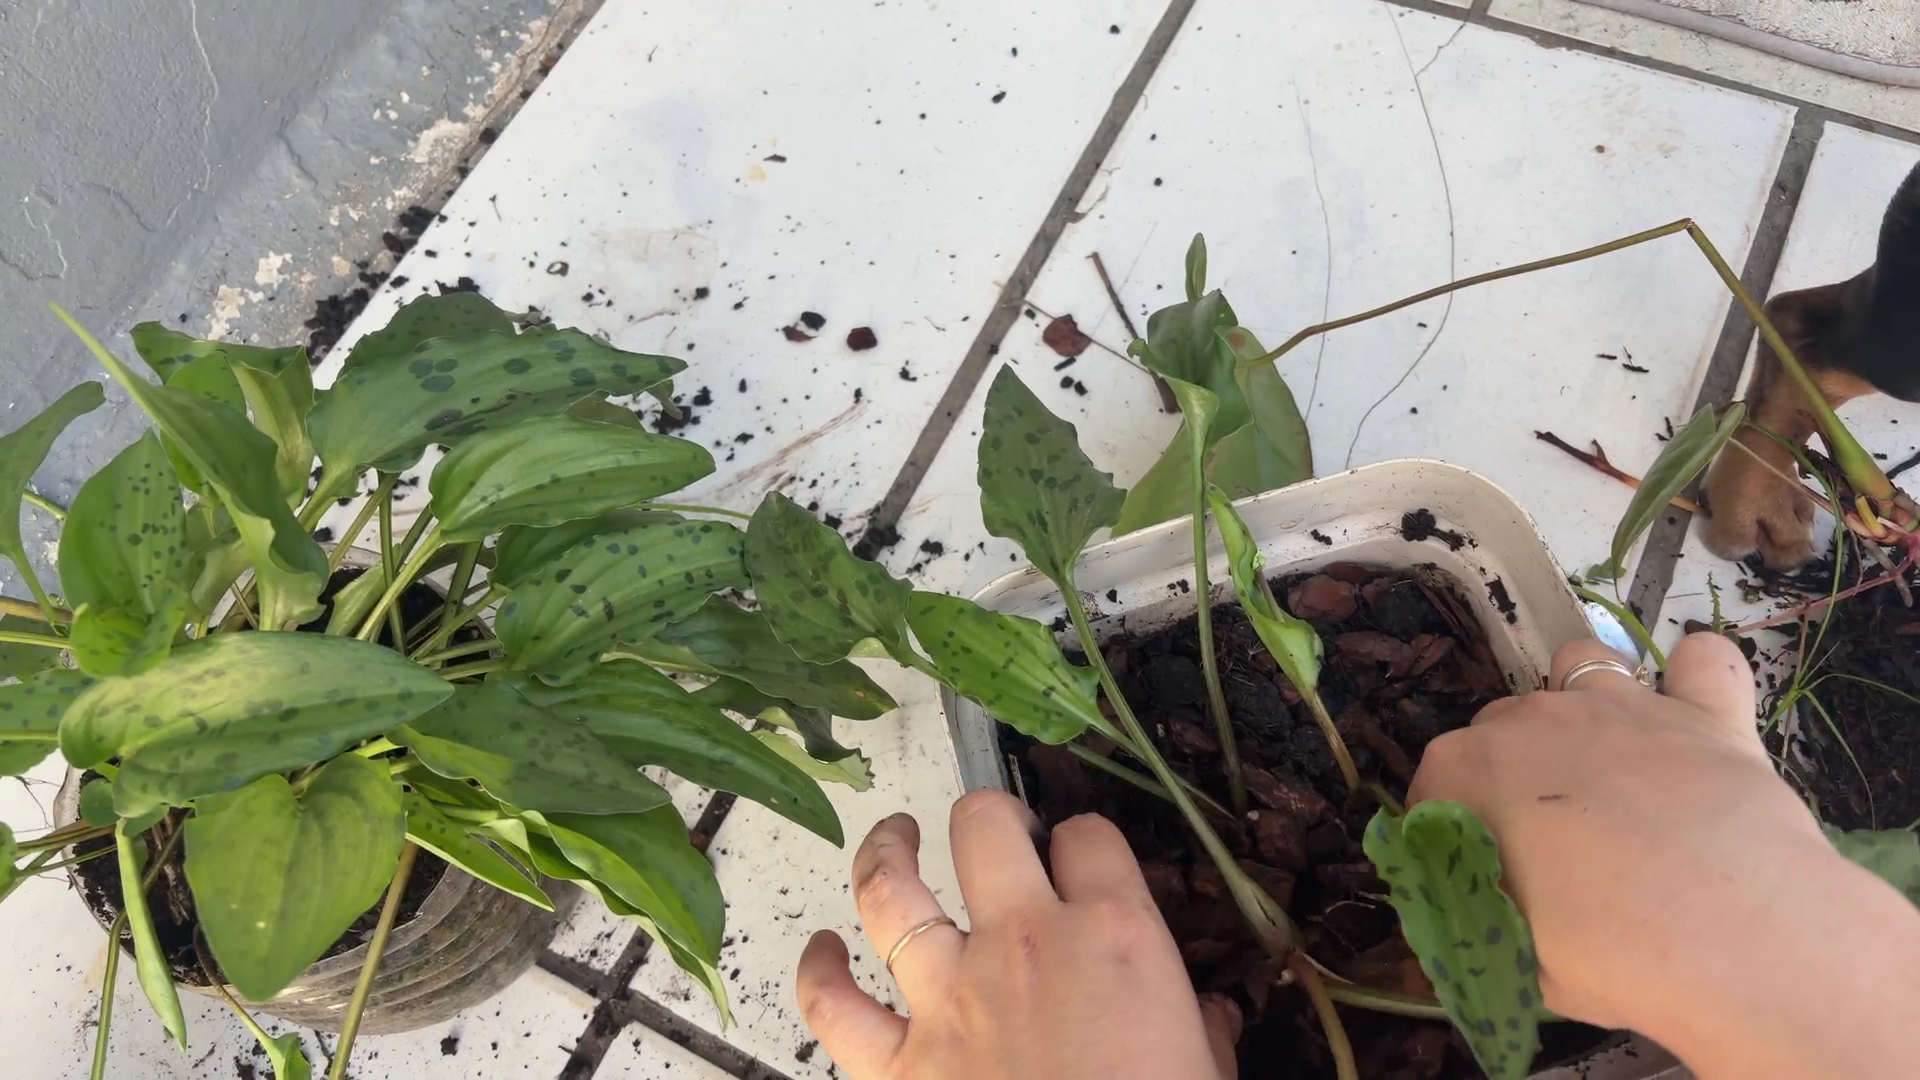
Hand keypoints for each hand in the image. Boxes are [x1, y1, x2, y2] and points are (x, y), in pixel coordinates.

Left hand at [796, 791, 1239, 1079]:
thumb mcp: (1207, 1079)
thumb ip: (1204, 1036)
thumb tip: (1212, 1017)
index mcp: (1112, 936)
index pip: (1090, 836)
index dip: (1085, 842)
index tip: (1083, 863)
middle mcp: (1023, 943)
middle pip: (984, 825)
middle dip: (992, 818)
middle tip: (1000, 839)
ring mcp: (951, 998)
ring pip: (892, 890)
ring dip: (887, 852)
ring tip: (896, 837)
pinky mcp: (898, 1068)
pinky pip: (835, 1009)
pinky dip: (818, 975)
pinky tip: (823, 950)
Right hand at [1412, 633, 1919, 1077]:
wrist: (1727, 939)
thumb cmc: (1591, 944)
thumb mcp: (1504, 944)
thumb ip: (1471, 907)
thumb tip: (1460, 907)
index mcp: (1455, 767)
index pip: (1434, 786)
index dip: (1454, 823)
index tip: (1481, 866)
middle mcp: (1517, 720)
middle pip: (1501, 729)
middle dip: (1518, 767)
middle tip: (1556, 834)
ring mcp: (1608, 706)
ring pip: (1584, 665)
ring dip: (1589, 697)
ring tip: (1613, 753)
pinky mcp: (1700, 715)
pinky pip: (1704, 667)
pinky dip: (1699, 672)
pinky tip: (1695, 687)